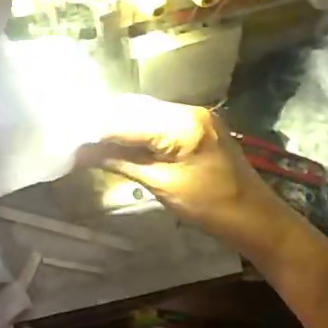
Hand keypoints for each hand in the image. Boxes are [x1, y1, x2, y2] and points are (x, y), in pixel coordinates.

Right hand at [78, 96, 297, 256]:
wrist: (258, 219)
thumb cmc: (212, 208)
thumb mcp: (161, 186)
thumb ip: (120, 162)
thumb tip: (80, 153)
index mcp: (183, 126)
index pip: (127, 121)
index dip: (95, 130)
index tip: (68, 137)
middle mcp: (188, 111)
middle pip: (133, 109)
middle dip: (103, 121)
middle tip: (73, 135)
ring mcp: (194, 115)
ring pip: (143, 111)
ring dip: (117, 123)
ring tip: (89, 137)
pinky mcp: (196, 123)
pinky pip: (157, 118)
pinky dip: (135, 127)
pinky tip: (117, 139)